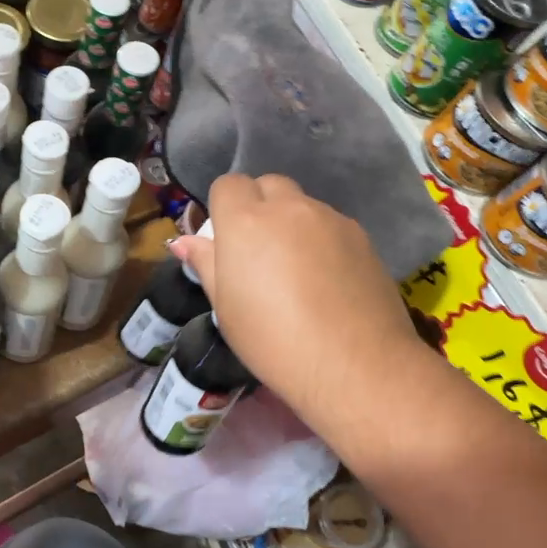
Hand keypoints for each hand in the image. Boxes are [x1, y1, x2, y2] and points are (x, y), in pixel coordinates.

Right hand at [170, 173, 423, 416]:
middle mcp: (289, 209)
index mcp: (245, 222)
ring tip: (294, 272)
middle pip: (267, 185)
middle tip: (256, 251)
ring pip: (302, 205)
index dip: (222, 207)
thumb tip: (185, 242)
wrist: (352, 363)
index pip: (227, 184)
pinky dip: (319, 241)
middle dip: (257, 206)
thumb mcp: (226, 307)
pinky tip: (324, 282)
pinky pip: (330, 225)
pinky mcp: (361, 236)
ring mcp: (330, 219)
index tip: (224, 240)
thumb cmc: (272, 340)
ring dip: (290, 224)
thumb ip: (206, 265)